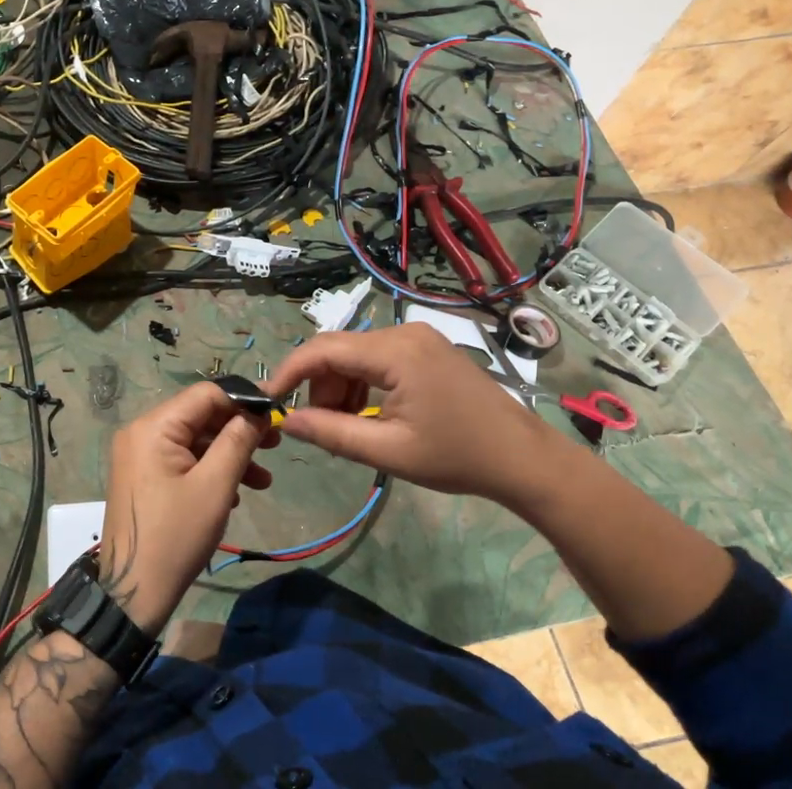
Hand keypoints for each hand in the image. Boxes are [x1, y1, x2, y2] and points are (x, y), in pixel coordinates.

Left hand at [97, 382, 276, 631]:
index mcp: (153, 427)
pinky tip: (236, 494)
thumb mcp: (215, 486)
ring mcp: (139, 457)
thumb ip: (238, 441)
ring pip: (194, 442)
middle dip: (239, 430)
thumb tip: (258, 412)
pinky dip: (210, 470)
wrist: (134, 591)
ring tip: (264, 479)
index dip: (244, 398)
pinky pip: (182, 461)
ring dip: (230, 455)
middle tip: (277, 445)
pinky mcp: (144, 478)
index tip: (279, 410)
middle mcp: (141, 433)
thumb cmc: (176, 535)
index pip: (205, 394)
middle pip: (200, 417)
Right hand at [266, 322, 571, 504]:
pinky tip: (370, 413)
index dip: (290, 372)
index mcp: (394, 351)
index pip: (323, 349)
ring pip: (356, 353)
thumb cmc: (457, 457)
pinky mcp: (428, 348)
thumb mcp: (388, 452)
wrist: (522, 458)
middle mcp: (404, 332)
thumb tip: (287, 422)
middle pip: (338, 349)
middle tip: (318, 425)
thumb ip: (332, 433)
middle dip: (318, 385)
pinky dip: (363, 382)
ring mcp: (419, 337)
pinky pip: (378, 357)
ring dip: (340, 386)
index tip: (268, 400)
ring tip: (347, 425)